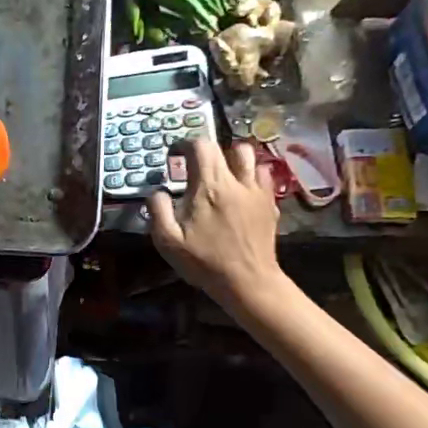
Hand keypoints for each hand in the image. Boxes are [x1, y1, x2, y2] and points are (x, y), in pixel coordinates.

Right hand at [147, 138, 281, 305]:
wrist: (249, 282)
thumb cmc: (205, 262)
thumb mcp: (168, 241)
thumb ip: (158, 210)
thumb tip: (157, 192)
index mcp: (209, 187)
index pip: (200, 146)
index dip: (184, 145)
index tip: (174, 155)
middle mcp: (235, 181)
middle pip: (223, 146)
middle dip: (205, 151)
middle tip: (194, 166)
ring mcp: (257, 190)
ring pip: (248, 155)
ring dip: (232, 157)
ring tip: (221, 172)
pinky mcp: (270, 202)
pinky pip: (263, 174)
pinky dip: (251, 174)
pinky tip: (242, 189)